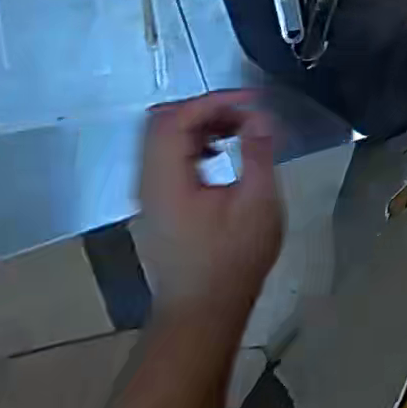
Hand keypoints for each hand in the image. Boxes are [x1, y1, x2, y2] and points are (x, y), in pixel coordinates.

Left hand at [134, 90, 283, 324]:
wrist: (204, 307)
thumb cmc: (234, 257)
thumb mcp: (258, 202)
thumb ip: (258, 154)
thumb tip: (259, 117)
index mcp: (167, 181)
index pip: (175, 120)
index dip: (214, 100)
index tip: (253, 100)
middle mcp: (147, 182)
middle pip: (160, 122)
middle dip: (206, 107)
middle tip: (246, 113)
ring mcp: (148, 193)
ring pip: (161, 137)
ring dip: (201, 123)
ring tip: (242, 129)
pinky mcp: (158, 201)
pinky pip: (166, 154)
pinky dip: (195, 141)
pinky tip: (224, 151)